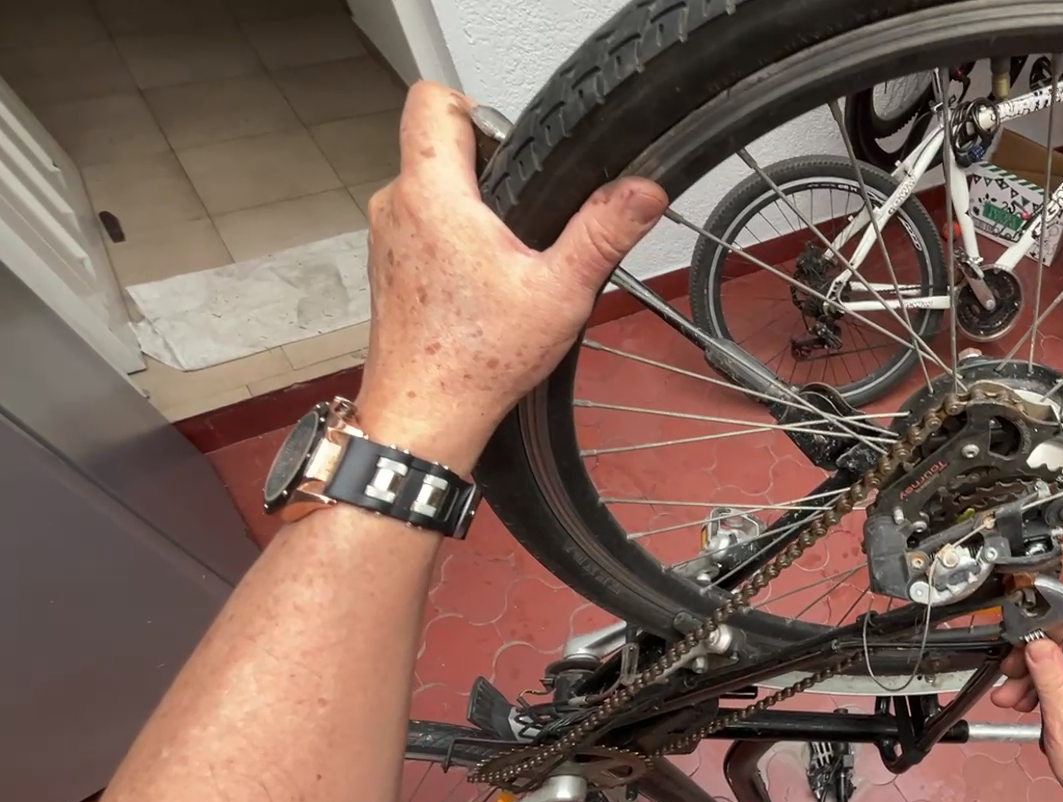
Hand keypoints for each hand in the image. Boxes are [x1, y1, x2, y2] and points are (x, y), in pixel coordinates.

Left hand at [354, 82, 667, 471]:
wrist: (431, 408)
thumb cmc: (484, 355)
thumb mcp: (563, 289)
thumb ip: (603, 232)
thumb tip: (643, 191)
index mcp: (435, 193)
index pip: (434, 101)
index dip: (481, 111)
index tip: (519, 153)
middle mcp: (398, 204)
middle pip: (441, 148)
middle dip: (493, 174)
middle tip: (531, 228)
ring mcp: (388, 236)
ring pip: (434, 192)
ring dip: (475, 213)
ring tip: (513, 265)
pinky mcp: (391, 266)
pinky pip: (424, 229)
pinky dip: (457, 244)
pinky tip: (488, 289)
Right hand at [990, 616, 1062, 801]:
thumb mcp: (1062, 724)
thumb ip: (1050, 680)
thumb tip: (1037, 643)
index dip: (1056, 627)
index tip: (1028, 638)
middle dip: (1036, 659)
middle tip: (1008, 675)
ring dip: (1037, 678)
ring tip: (1011, 699)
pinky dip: (1049, 690)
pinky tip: (1028, 705)